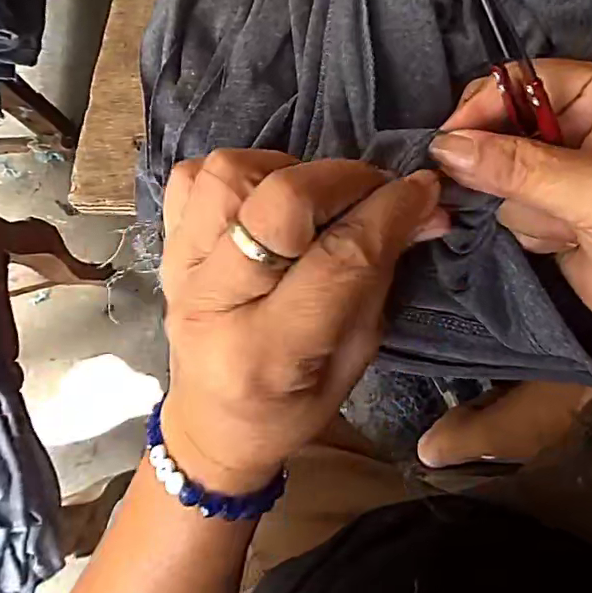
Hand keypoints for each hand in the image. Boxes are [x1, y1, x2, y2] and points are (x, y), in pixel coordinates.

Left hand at [159, 150, 448, 492]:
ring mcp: (181, 267)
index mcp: (267, 351)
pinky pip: (193, 177)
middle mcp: (213, 301)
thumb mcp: (354, 356)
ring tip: (315, 195)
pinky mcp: (167, 245)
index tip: (423, 190)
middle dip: (344, 180)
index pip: (339, 257)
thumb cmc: (291, 405)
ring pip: (230, 173)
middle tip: (376, 188)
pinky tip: (263, 198)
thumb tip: (424, 208)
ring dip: (288, 169)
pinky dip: (238, 174)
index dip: (390, 212)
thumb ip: (382, 275)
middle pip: (280, 202)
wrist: (211, 423)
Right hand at [430, 60, 591, 363]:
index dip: (485, 105)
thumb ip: (520, 166)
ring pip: (498, 171)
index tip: (450, 141)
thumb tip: (445, 148)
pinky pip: (505, 205)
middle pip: (502, 123)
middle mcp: (581, 123)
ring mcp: (562, 170)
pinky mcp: (548, 209)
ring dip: (524, 203)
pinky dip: (528, 226)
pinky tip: (565, 241)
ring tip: (569, 226)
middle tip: (511, 189)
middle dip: (501, 160)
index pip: (525, 81)